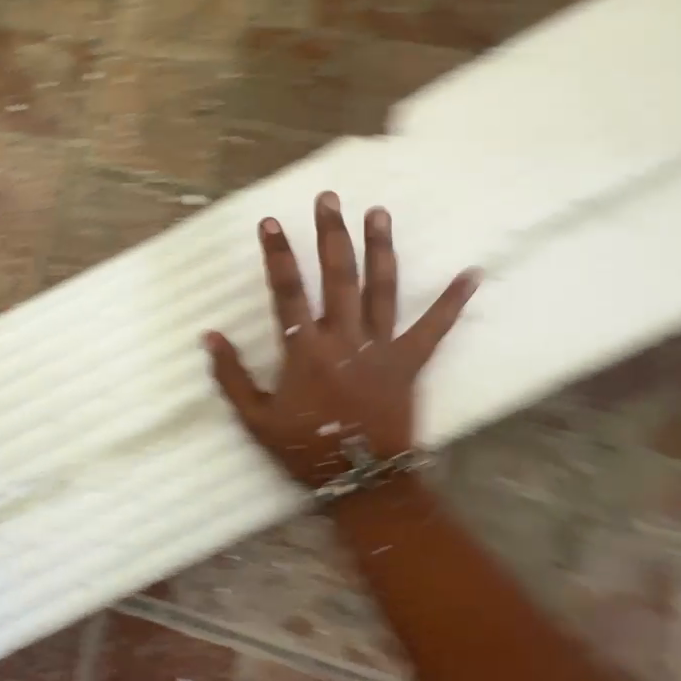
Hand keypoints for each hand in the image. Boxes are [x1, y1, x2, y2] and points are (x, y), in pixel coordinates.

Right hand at [204, 192, 478, 489]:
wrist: (363, 481)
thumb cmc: (304, 449)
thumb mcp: (255, 418)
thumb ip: (231, 375)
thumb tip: (209, 335)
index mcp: (303, 350)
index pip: (286, 290)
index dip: (277, 254)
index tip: (270, 222)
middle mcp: (343, 339)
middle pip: (337, 276)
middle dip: (331, 234)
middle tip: (329, 199)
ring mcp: (380, 349)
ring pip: (380, 289)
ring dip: (378, 248)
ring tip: (377, 213)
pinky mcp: (410, 364)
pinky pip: (435, 329)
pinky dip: (453, 303)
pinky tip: (471, 274)